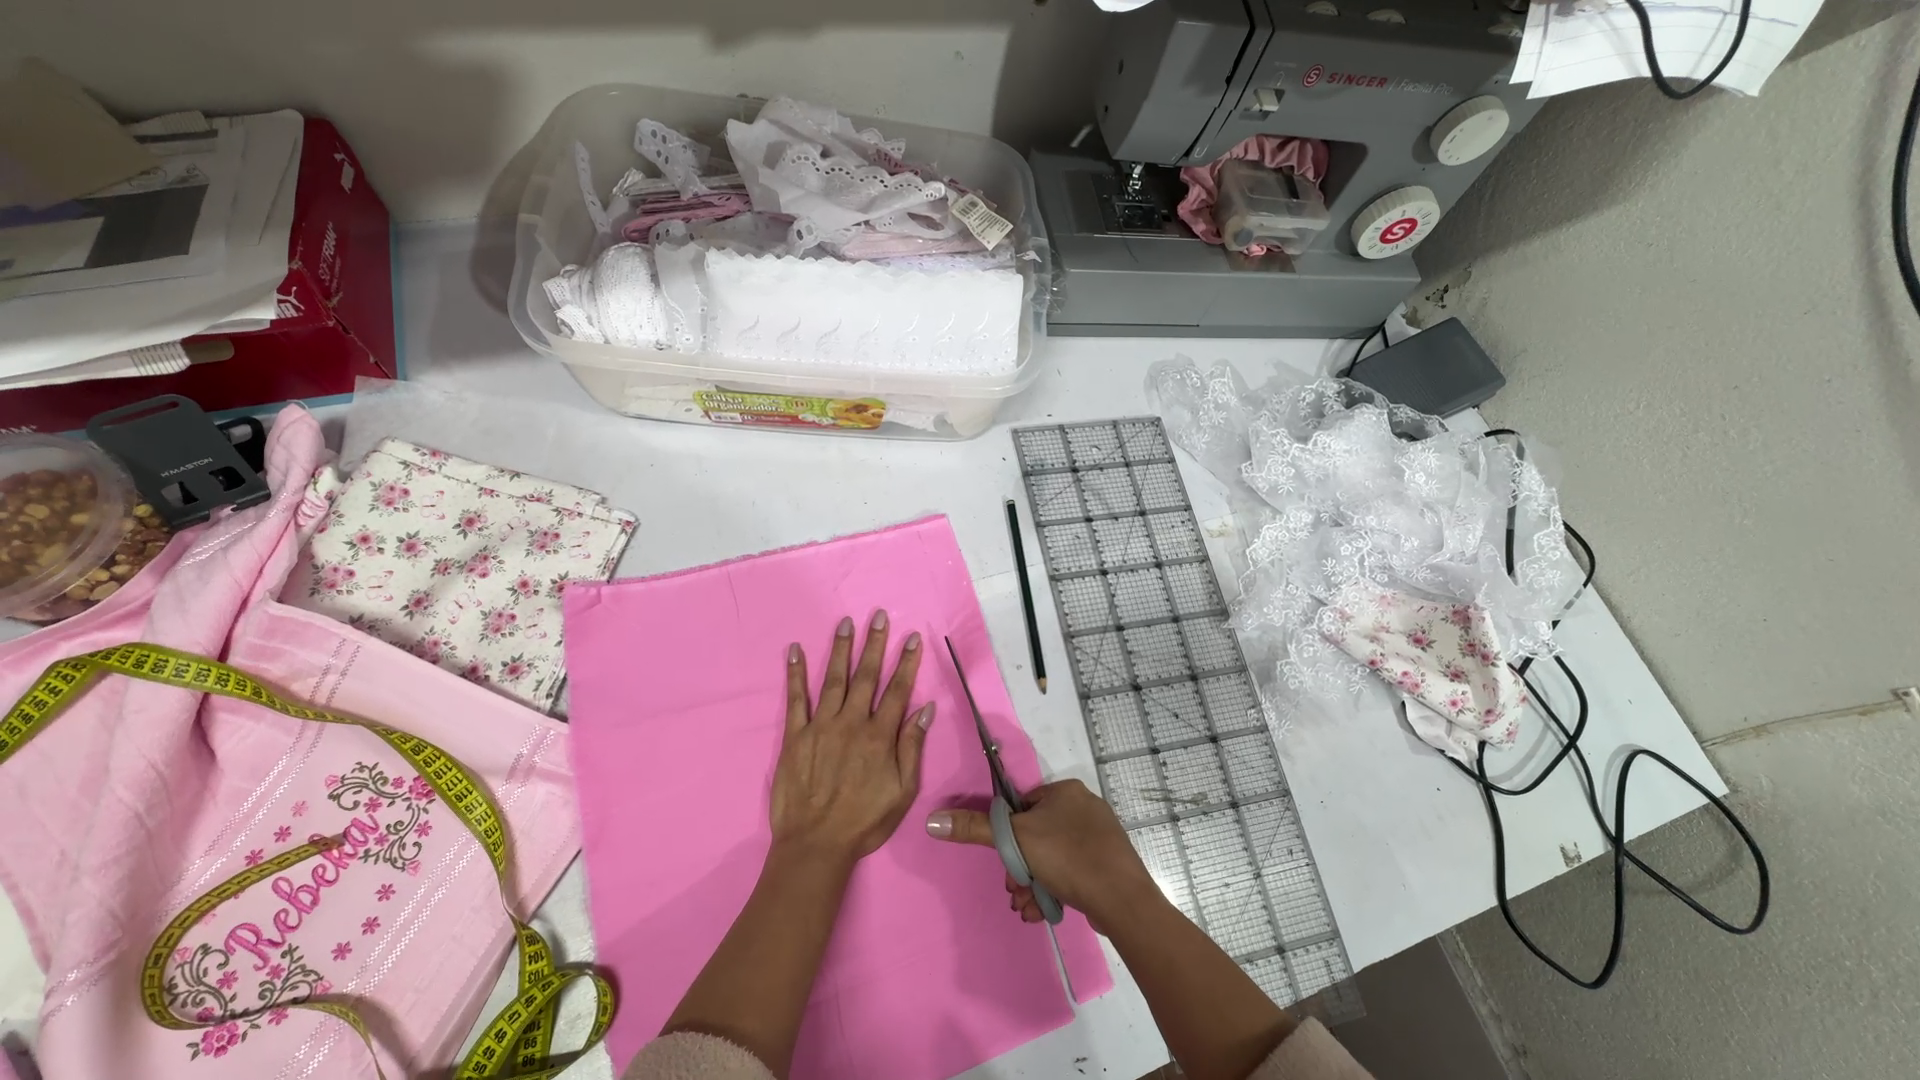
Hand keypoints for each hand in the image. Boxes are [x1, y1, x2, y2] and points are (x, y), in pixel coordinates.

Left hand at [771, 610, 933, 865]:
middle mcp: (851, 723)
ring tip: (845, 622)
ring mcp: (821, 726)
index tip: (912, 638)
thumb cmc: (864, 821)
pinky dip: (795, 673)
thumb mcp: (903, 791)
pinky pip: (795, 698)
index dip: (906, 662)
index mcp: (879, 736)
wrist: (816, 843)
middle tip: (879, 616)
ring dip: (841, 649)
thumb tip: (925, 709)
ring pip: (833, 679)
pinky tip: (795, 651)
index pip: (897, 690)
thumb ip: (912, 747)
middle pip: (866, 676)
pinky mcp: (795, 736)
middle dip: (874, 644)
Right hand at [925, 779, 1159, 930]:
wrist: (1122, 900)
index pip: (1022, 807)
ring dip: (1032, 884)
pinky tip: (1043, 911)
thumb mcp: (1015, 840)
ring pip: (1052, 858)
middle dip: (1019, 868)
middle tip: (1014, 890)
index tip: (1003, 863)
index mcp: (1064, 790)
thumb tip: (931, 820)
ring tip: (1026, 907)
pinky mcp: (1108, 864)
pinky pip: (1071, 872)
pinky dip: (1054, 890)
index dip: (1007, 837)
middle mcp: (1084, 807)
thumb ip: (974, 828)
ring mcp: (1099, 836)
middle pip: (1035, 836)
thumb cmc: (1067, 858)